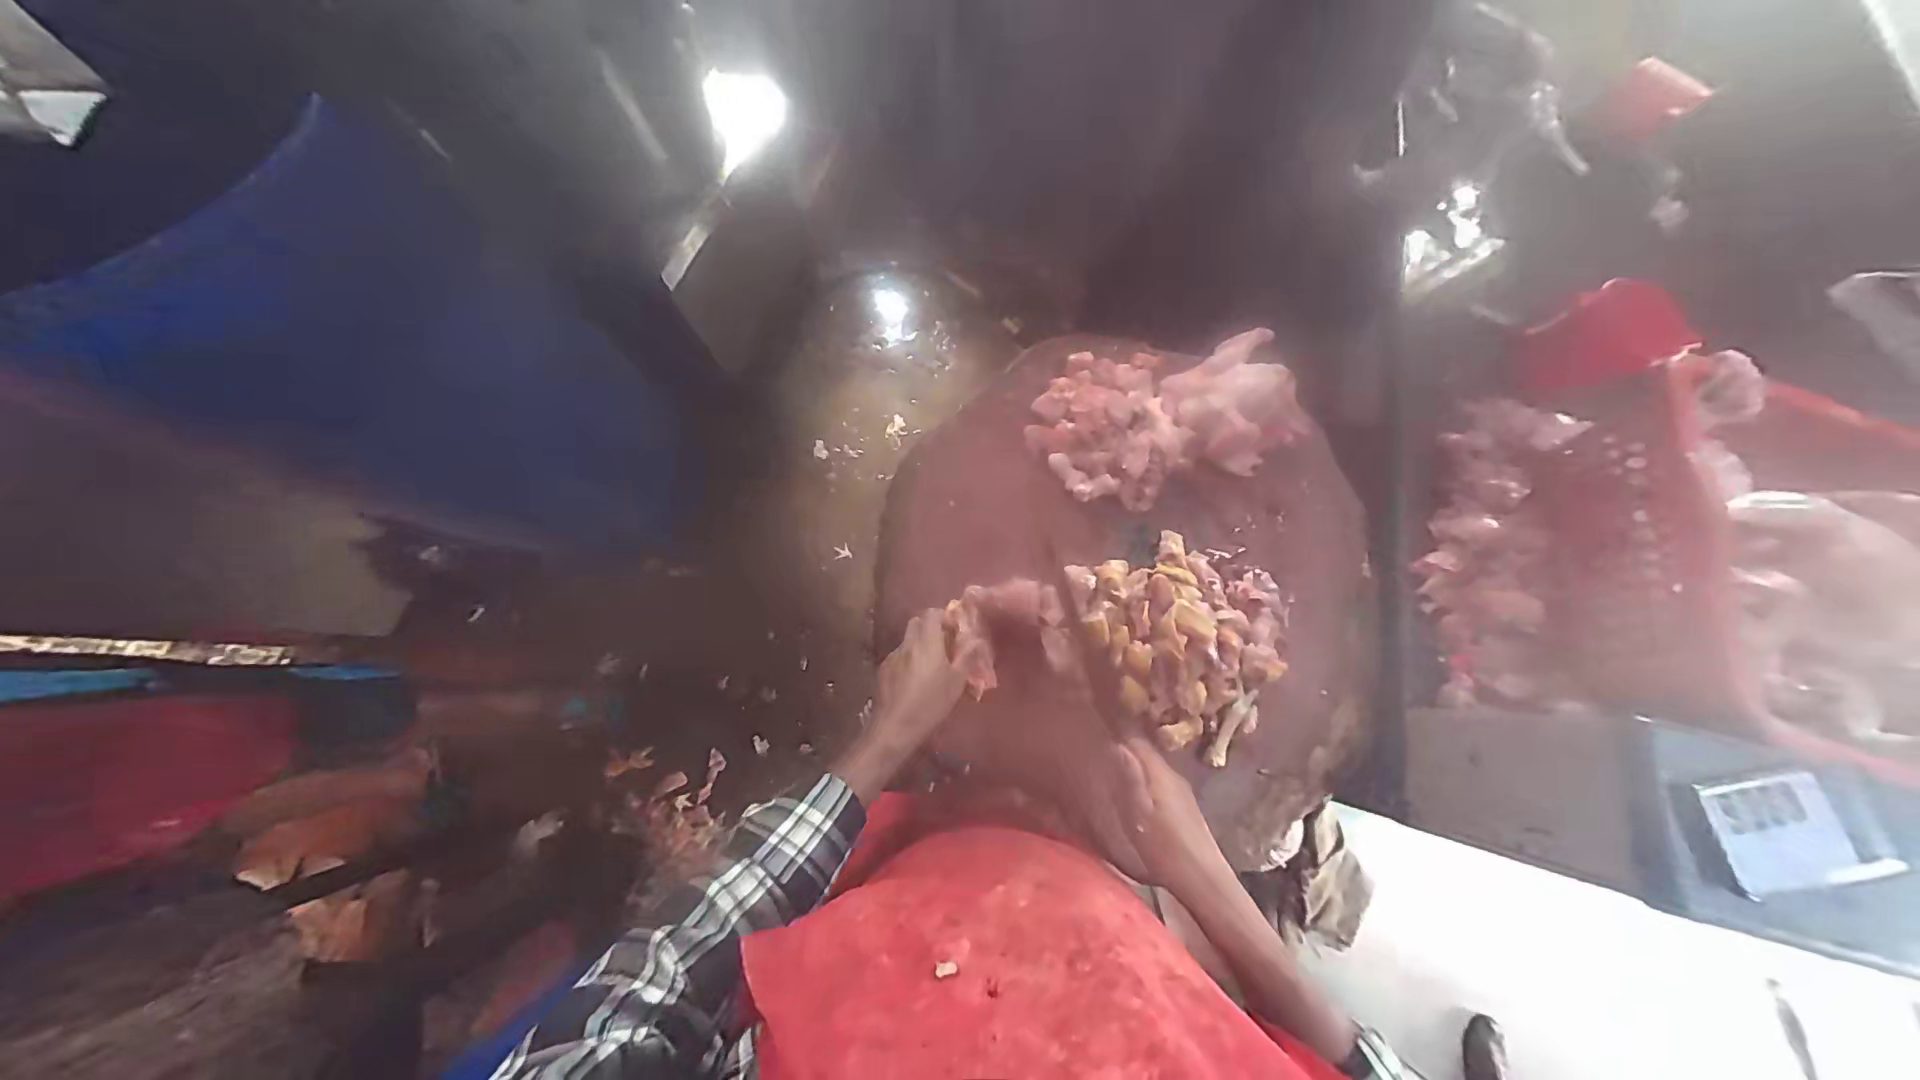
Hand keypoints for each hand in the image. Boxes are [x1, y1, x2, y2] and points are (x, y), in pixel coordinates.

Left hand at [873, 607, 978, 751]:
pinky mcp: (882, 671)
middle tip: (944, 645)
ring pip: (907, 640)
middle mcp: (907, 644)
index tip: (955, 631)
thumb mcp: (956, 682)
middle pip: (917, 622)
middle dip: (930, 628)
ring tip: (930, 666)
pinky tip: (913, 681)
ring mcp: (892, 657)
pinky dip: (908, 659)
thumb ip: (967, 657)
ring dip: (919, 644)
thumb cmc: (931, 704)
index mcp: (926, 642)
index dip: (944, 617)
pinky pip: (898, 656)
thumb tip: (976, 639)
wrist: (894, 727)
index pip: (932, 613)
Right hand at [1108, 735, 1230, 892]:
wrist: (1204, 880)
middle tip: (1098, 734)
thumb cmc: (1166, 849)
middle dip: (1123, 737)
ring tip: (1109, 756)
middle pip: (1144, 748)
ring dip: (1133, 756)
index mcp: (1159, 772)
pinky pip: (1157, 777)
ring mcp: (1179, 790)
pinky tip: (1131, 786)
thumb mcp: (1140, 814)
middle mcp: (1171, 774)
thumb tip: (1116, 743)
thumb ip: (1129, 777)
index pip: (1136, 737)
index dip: (1116, 724)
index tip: (1095, 715)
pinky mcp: (1183, 805)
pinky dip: (1142, 773)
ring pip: (1151, 763)